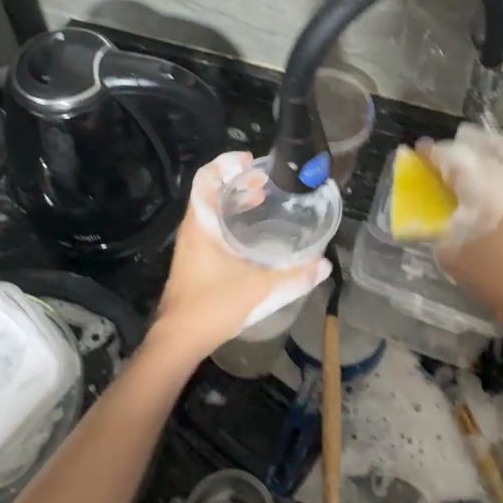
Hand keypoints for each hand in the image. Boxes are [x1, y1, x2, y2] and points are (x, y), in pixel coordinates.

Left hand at [147, 152, 331, 362]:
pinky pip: (212, 228)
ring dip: (234, 202)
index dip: (226, 163)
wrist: (178, 340)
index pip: (205, 178)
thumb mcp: (259, 289)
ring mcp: (191, 246)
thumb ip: (293, 276)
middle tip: (266, 181)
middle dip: (237, 182)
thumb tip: (323, 264)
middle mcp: (192, 229)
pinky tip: (251, 235)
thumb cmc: (212, 305)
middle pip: (210, 191)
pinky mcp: (194, 261)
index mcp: (201, 224)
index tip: (251, 162)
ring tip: (262, 200)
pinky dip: (231, 221)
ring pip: (211, 211)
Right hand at [423, 127, 502, 341]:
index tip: (420, 149)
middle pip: (480, 147)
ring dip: (486, 151)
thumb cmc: (492, 279)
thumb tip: (439, 213)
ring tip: (475, 159)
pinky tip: (501, 179)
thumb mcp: (450, 255)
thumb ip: (440, 226)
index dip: (431, 152)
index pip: (451, 157)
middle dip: (460, 147)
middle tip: (446, 157)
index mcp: (480, 188)